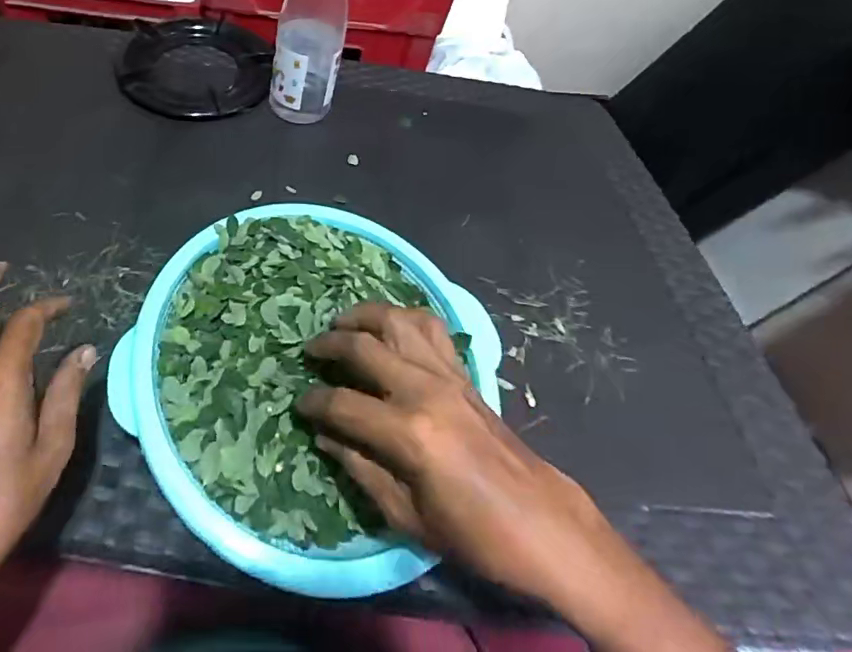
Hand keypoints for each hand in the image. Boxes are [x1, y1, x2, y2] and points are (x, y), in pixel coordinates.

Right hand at [298, 305, 725, 651]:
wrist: (552, 533)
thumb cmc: (477, 537)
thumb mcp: (407, 517)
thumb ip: (359, 468)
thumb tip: (324, 435)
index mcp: (409, 434)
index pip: (341, 403)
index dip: (312, 403)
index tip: (299, 407)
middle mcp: (426, 392)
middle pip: (362, 346)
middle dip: (327, 346)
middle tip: (310, 355)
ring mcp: (450, 378)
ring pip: (397, 320)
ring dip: (363, 316)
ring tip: (343, 326)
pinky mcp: (467, 376)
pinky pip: (432, 328)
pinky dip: (405, 318)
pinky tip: (389, 329)